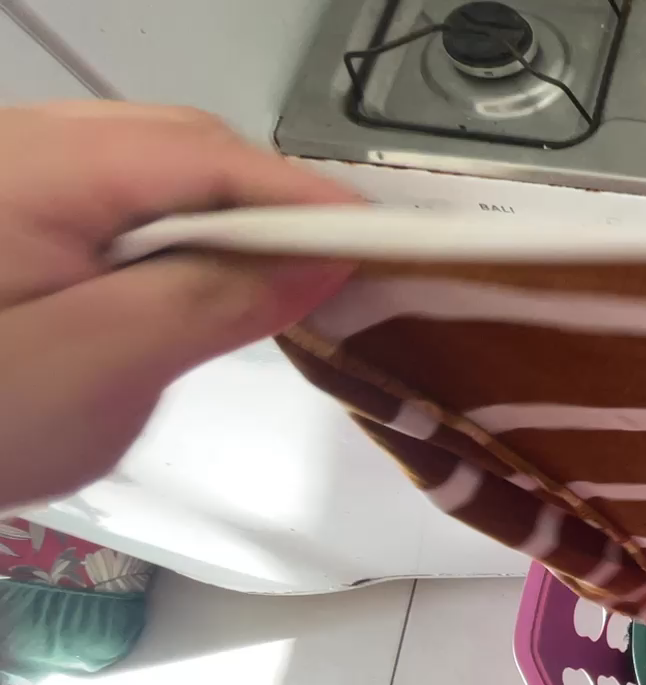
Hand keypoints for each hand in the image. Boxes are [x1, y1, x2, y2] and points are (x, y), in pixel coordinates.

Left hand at [0, 102, 356, 508]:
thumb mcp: (98, 369)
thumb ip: (214, 301)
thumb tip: (325, 260)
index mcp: (16, 176)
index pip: (198, 155)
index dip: (308, 194)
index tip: (393, 245)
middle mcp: (3, 151)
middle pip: (177, 141)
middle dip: (279, 197)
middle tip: (348, 267)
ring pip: (153, 161)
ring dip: (241, 212)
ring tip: (292, 275)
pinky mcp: (4, 212)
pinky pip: (123, 190)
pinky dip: (195, 224)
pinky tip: (215, 273)